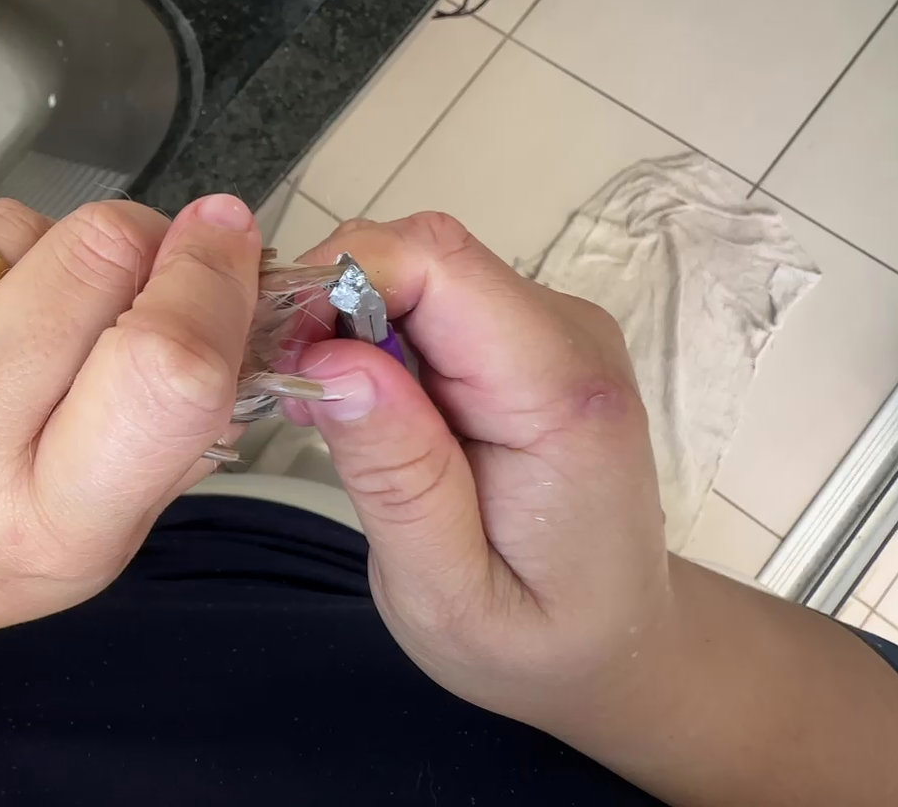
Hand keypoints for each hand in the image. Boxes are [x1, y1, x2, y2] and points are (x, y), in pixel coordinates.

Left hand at [0, 191, 262, 639]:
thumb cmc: (27, 536)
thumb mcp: (134, 504)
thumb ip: (191, 383)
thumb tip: (220, 227)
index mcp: (57, 515)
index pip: (160, 364)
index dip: (207, 279)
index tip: (225, 237)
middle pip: (87, 260)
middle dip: (134, 243)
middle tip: (130, 275)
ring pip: (6, 223)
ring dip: (44, 246)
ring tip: (29, 309)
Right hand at [282, 212, 669, 729]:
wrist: (616, 645)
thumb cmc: (536, 637)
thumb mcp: (446, 590)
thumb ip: (396, 477)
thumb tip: (330, 361)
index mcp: (558, 393)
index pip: (436, 263)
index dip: (337, 280)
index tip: (281, 354)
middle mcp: (560, 334)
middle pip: (418, 252)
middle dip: (327, 300)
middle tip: (285, 388)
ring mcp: (540, 327)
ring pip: (409, 266)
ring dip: (339, 320)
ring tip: (316, 407)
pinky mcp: (513, 336)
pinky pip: (419, 295)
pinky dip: (362, 332)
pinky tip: (350, 399)